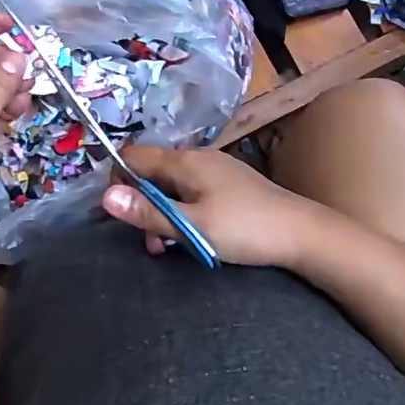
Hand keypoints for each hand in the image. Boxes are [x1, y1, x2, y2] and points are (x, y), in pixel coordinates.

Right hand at [99, 144, 323, 268]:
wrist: (301, 232)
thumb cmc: (244, 228)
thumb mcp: (192, 226)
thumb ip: (148, 213)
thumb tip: (104, 196)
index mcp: (186, 162)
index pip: (134, 157)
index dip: (117, 181)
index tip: (117, 215)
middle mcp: (200, 158)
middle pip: (153, 174)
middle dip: (144, 206)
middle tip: (152, 244)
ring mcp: (218, 170)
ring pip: (174, 187)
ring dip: (165, 215)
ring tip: (173, 247)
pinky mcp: (231, 185)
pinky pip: (194, 193)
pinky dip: (185, 213)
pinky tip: (196, 236)